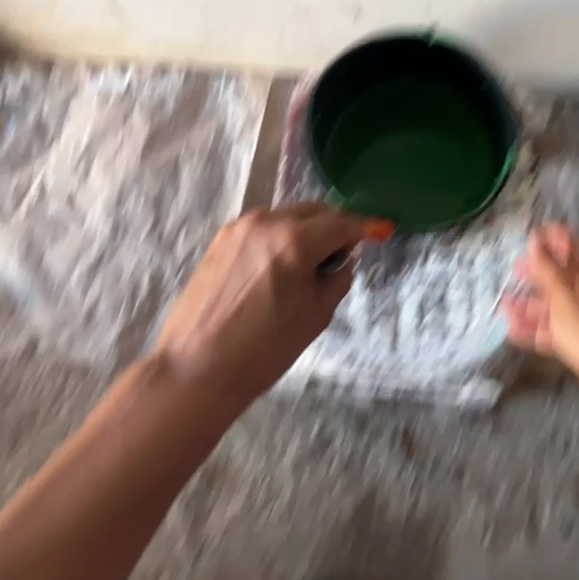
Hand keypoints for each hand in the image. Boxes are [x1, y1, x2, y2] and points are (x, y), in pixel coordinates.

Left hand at [154, 203, 391, 404]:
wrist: (196, 368)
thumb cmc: (263, 350)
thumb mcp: (315, 316)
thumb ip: (336, 279)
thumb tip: (342, 259)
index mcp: (296, 240)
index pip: (341, 223)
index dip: (365, 227)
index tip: (382, 229)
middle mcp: (268, 222)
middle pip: (314, 211)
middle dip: (334, 226)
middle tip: (344, 252)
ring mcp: (240, 228)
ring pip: (287, 216)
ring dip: (305, 230)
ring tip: (308, 264)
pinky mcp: (220, 239)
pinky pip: (262, 228)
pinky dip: (279, 238)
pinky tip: (278, 267)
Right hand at [501, 223, 578, 419]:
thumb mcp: (563, 292)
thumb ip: (546, 266)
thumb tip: (535, 240)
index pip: (577, 246)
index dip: (554, 239)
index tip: (532, 236)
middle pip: (568, 277)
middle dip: (539, 274)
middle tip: (516, 269)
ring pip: (561, 306)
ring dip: (534, 304)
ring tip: (506, 303)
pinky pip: (560, 330)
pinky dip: (540, 328)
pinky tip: (513, 330)